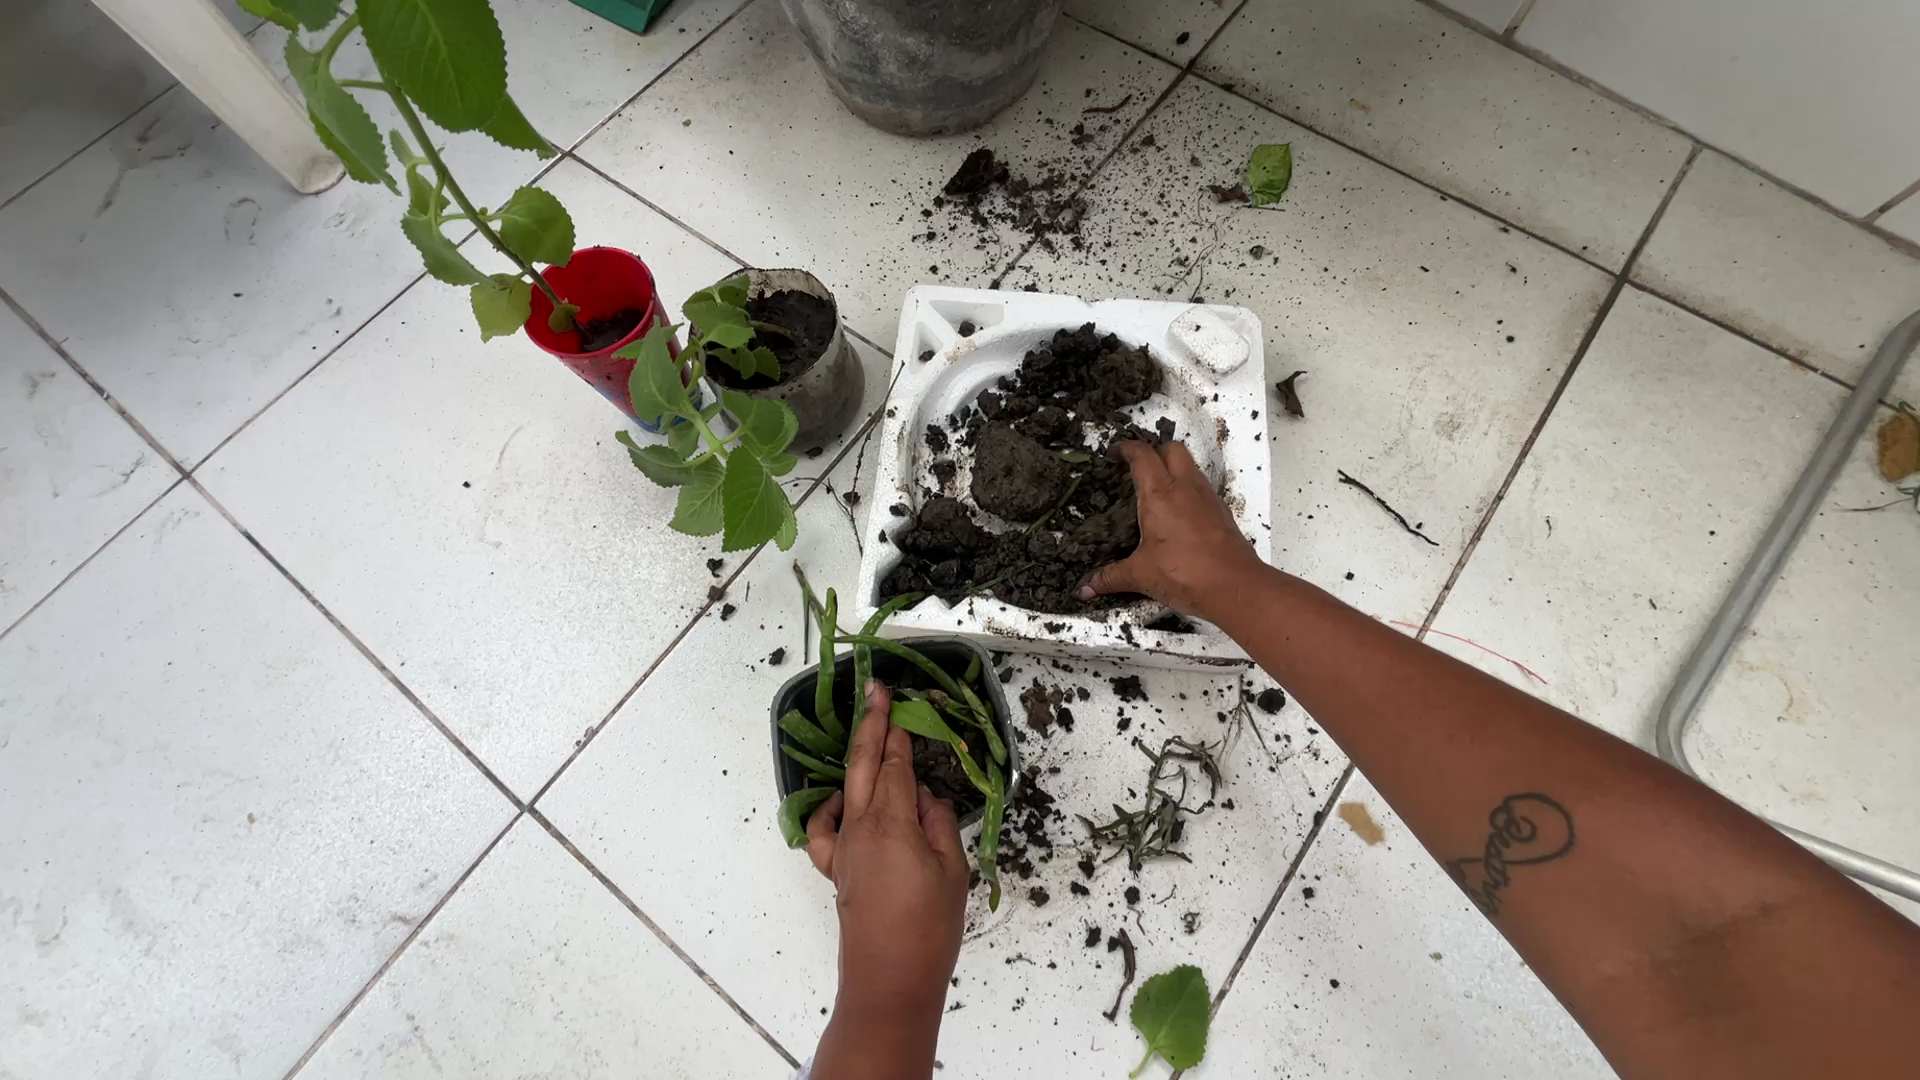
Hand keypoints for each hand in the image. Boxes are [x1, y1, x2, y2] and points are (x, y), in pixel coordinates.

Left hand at [806, 681, 967, 1076]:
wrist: (890, 982)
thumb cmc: (929, 927)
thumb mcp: (953, 870)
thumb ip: (939, 822)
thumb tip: (926, 796)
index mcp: (892, 822)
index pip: (895, 764)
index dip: (897, 730)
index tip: (898, 700)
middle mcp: (860, 826)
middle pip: (864, 763)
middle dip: (871, 723)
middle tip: (876, 689)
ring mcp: (843, 847)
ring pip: (846, 788)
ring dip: (857, 757)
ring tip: (868, 734)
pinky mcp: (836, 869)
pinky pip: (823, 831)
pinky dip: (829, 809)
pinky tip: (844, 803)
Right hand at [1077, 439, 1267, 621]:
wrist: (1236, 587)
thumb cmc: (1185, 574)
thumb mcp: (1140, 575)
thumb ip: (1110, 578)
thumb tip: (1086, 589)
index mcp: (1160, 494)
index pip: (1142, 455)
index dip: (1125, 449)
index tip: (1114, 454)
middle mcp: (1185, 488)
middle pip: (1171, 448)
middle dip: (1152, 451)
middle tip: (1136, 468)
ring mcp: (1207, 497)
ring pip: (1190, 465)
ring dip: (1172, 467)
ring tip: (1155, 489)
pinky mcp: (1222, 512)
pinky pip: (1202, 487)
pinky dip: (1187, 489)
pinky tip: (1177, 513)